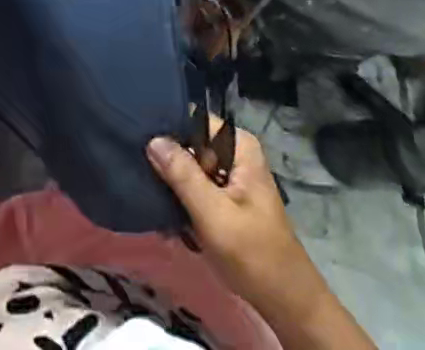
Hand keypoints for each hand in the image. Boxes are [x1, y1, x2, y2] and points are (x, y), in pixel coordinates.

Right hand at [147, 127, 326, 317]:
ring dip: (172, 185)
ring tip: (148, 194)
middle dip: (168, 161)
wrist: (284, 301)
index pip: (195, 122)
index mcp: (239, 147)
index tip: (140, 143)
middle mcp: (235, 155)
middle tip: (140, 174)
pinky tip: (165, 215)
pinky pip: (194, 188)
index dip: (169, 131)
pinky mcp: (223, 200)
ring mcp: (230, 178)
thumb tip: (153, 139)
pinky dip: (180, 200)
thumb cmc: (253, 253)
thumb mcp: (213, 213)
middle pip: (191, 144)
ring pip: (189, 168)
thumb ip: (183, 175)